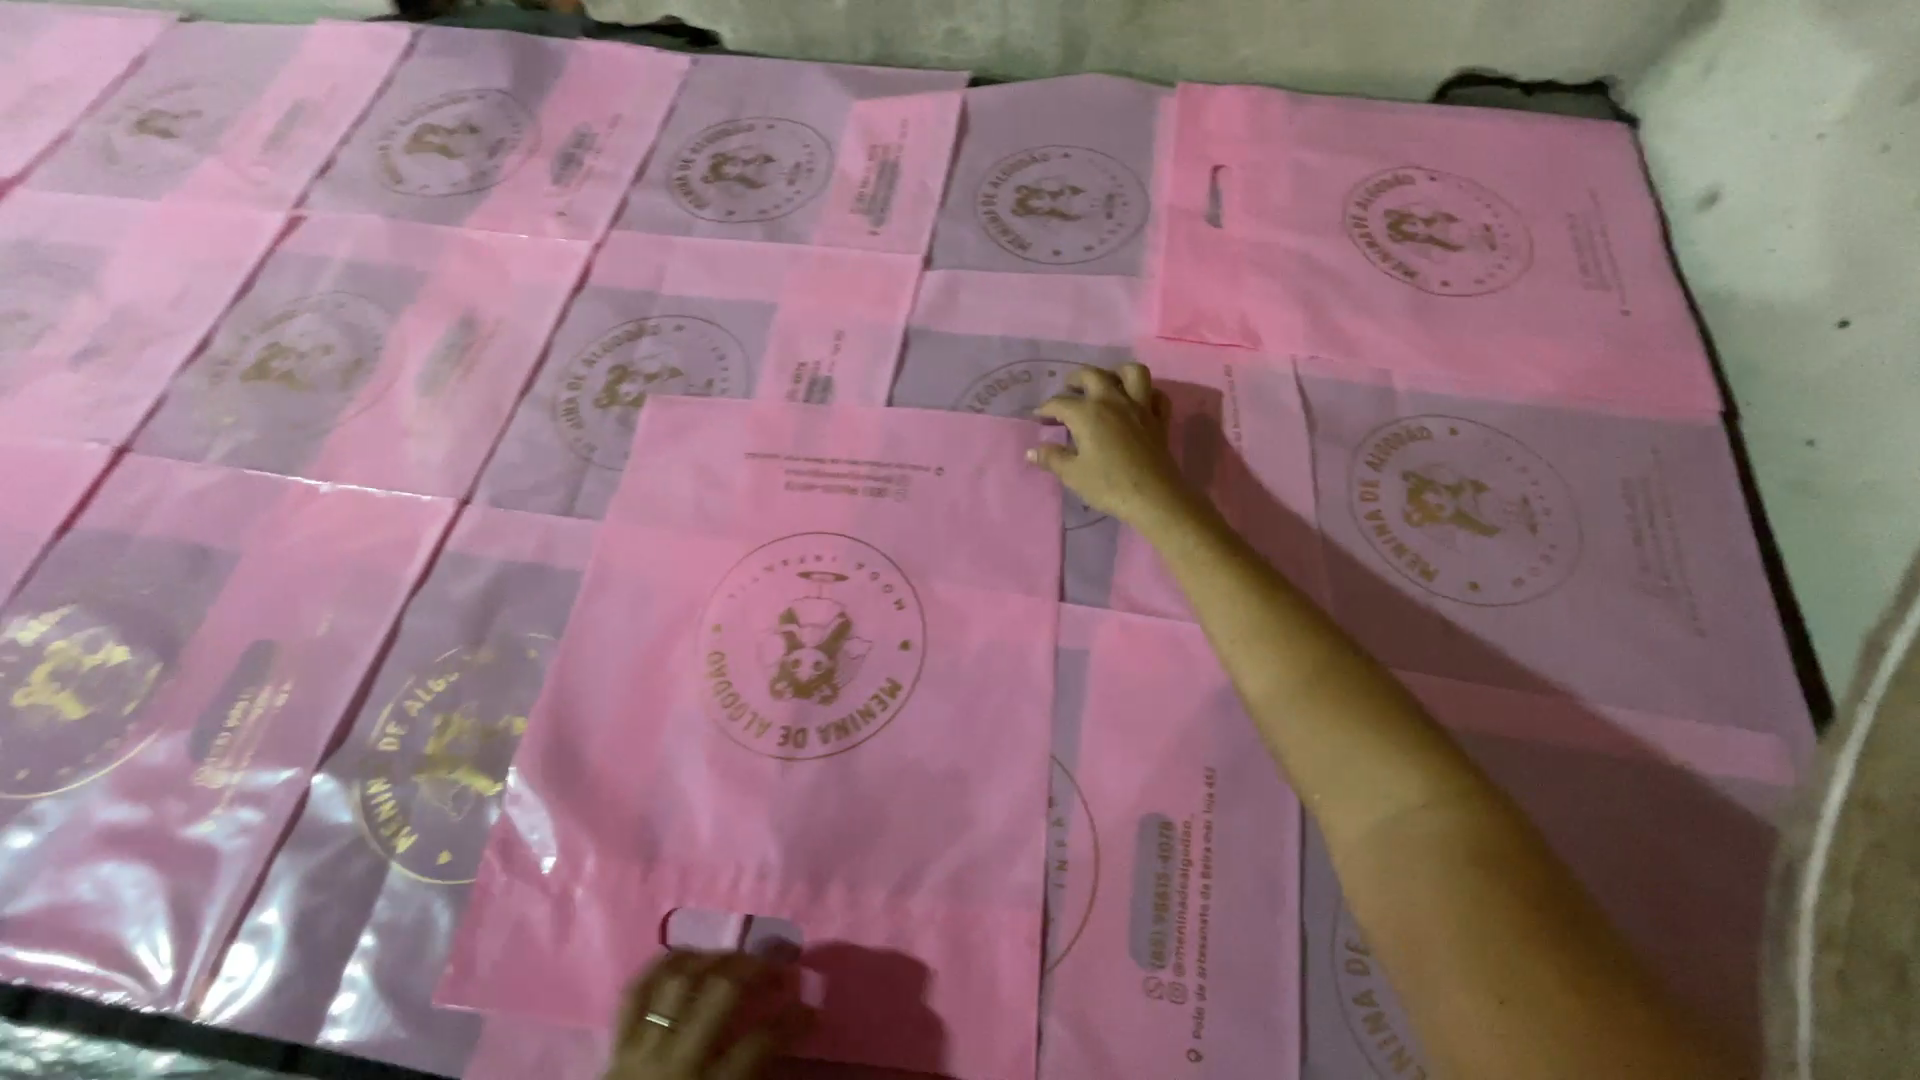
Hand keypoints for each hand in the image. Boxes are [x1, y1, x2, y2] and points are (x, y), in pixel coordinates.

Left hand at [603, 950, 813, 1079]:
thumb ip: (750, 1079)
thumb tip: (776, 1048)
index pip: (759, 1044)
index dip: (792, 1021)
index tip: (810, 1009)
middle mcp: (677, 1063)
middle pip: (720, 993)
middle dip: (755, 968)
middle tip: (778, 961)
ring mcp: (642, 1050)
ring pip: (679, 982)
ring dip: (713, 958)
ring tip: (736, 954)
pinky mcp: (616, 1047)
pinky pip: (636, 993)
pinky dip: (662, 967)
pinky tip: (686, 956)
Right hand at [1029, 363, 1205, 532]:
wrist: (1153, 498)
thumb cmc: (1108, 485)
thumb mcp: (1073, 475)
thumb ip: (1051, 458)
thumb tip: (1031, 451)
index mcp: (1088, 413)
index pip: (1060, 402)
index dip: (1046, 408)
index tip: (1038, 417)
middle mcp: (1113, 401)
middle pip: (1092, 375)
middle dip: (1075, 379)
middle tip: (1068, 389)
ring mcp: (1140, 407)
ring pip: (1132, 373)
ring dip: (1117, 372)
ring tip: (1107, 382)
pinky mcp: (1160, 420)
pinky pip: (1157, 395)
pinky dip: (1148, 393)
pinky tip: (1138, 402)